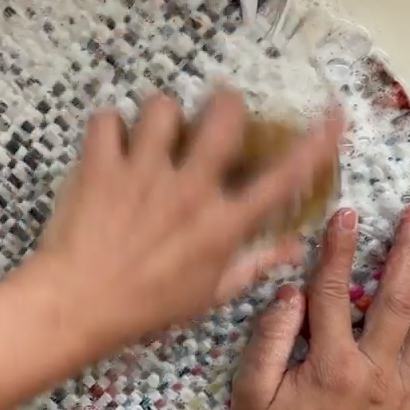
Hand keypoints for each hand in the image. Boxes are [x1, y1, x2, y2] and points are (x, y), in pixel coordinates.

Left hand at [26, 89, 343, 351]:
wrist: (76, 305)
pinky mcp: (100, 167)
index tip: (333, 114)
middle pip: (223, 115)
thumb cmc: (143, 306)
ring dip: (158, 114)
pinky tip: (107, 145)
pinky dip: (107, 127)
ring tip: (147, 133)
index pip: (283, 178)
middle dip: (223, 102)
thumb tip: (291, 247)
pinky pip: (107, 118)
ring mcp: (144, 174)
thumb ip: (251, 266)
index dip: (315, 142)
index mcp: (222, 225)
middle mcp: (190, 190)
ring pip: (161, 106)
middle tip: (210, 111)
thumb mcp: (206, 295)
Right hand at [231, 203, 409, 409]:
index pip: (331, 293)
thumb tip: (289, 294)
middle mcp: (374, 369)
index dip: (336, 250)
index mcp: (329, 363)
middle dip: (409, 252)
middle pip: (395, 301)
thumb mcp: (251, 391)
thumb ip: (269, 341)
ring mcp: (402, 388)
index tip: (346, 214)